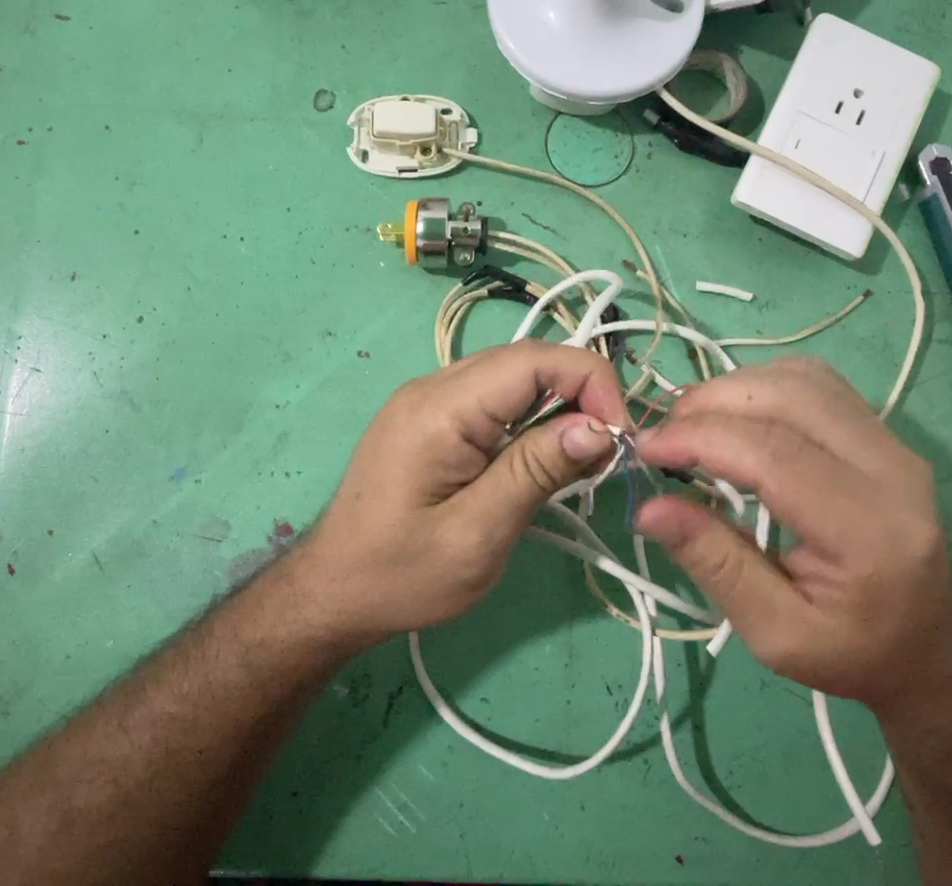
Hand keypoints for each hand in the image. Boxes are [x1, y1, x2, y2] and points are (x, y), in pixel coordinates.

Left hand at [294, 340, 630, 642]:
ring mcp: (427, 400)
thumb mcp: (478, 534)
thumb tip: (599, 427)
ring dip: (558, 407)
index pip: (534, 359)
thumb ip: (536, 472)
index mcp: (441, 408)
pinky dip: (531, 419)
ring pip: (513, 378)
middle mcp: (432, 387)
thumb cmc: (402, 575)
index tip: (619, 438)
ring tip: (584, 460)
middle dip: (580, 393)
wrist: (332, 592)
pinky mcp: (430, 420)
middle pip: (526, 361)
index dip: (591, 383)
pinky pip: (493, 400)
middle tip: (608, 453)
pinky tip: (545, 458)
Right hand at [633, 357, 951, 710]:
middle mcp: (892, 471)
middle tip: (663, 435)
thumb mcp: (773, 633)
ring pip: (802, 378)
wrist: (927, 649)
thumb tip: (648, 509)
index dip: (700, 439)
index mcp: (867, 532)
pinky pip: (817, 384)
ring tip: (692, 424)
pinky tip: (735, 418)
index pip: (773, 453)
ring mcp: (895, 444)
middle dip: (711, 403)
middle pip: (789, 397)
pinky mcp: (886, 434)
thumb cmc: (849, 652)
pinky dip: (762, 387)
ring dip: (735, 389)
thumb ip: (715, 563)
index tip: (644, 449)